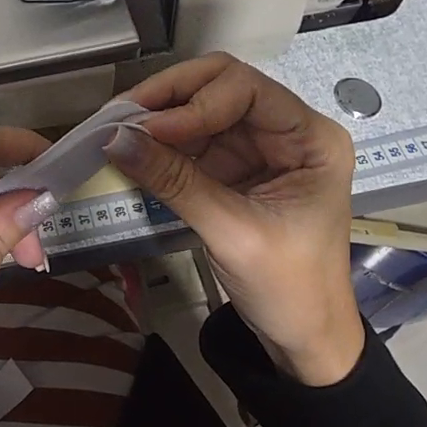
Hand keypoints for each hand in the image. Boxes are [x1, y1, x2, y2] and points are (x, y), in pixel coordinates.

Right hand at [105, 53, 364, 385]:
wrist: (304, 341)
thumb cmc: (290, 290)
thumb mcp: (234, 234)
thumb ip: (175, 182)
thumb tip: (114, 138)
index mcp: (311, 138)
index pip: (245, 87)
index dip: (194, 100)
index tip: (149, 128)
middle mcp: (286, 128)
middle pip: (220, 85)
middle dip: (171, 97)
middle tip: (123, 115)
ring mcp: (257, 144)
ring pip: (199, 105)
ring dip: (159, 116)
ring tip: (117, 129)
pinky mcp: (233, 163)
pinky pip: (191, 136)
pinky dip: (160, 140)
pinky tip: (132, 146)